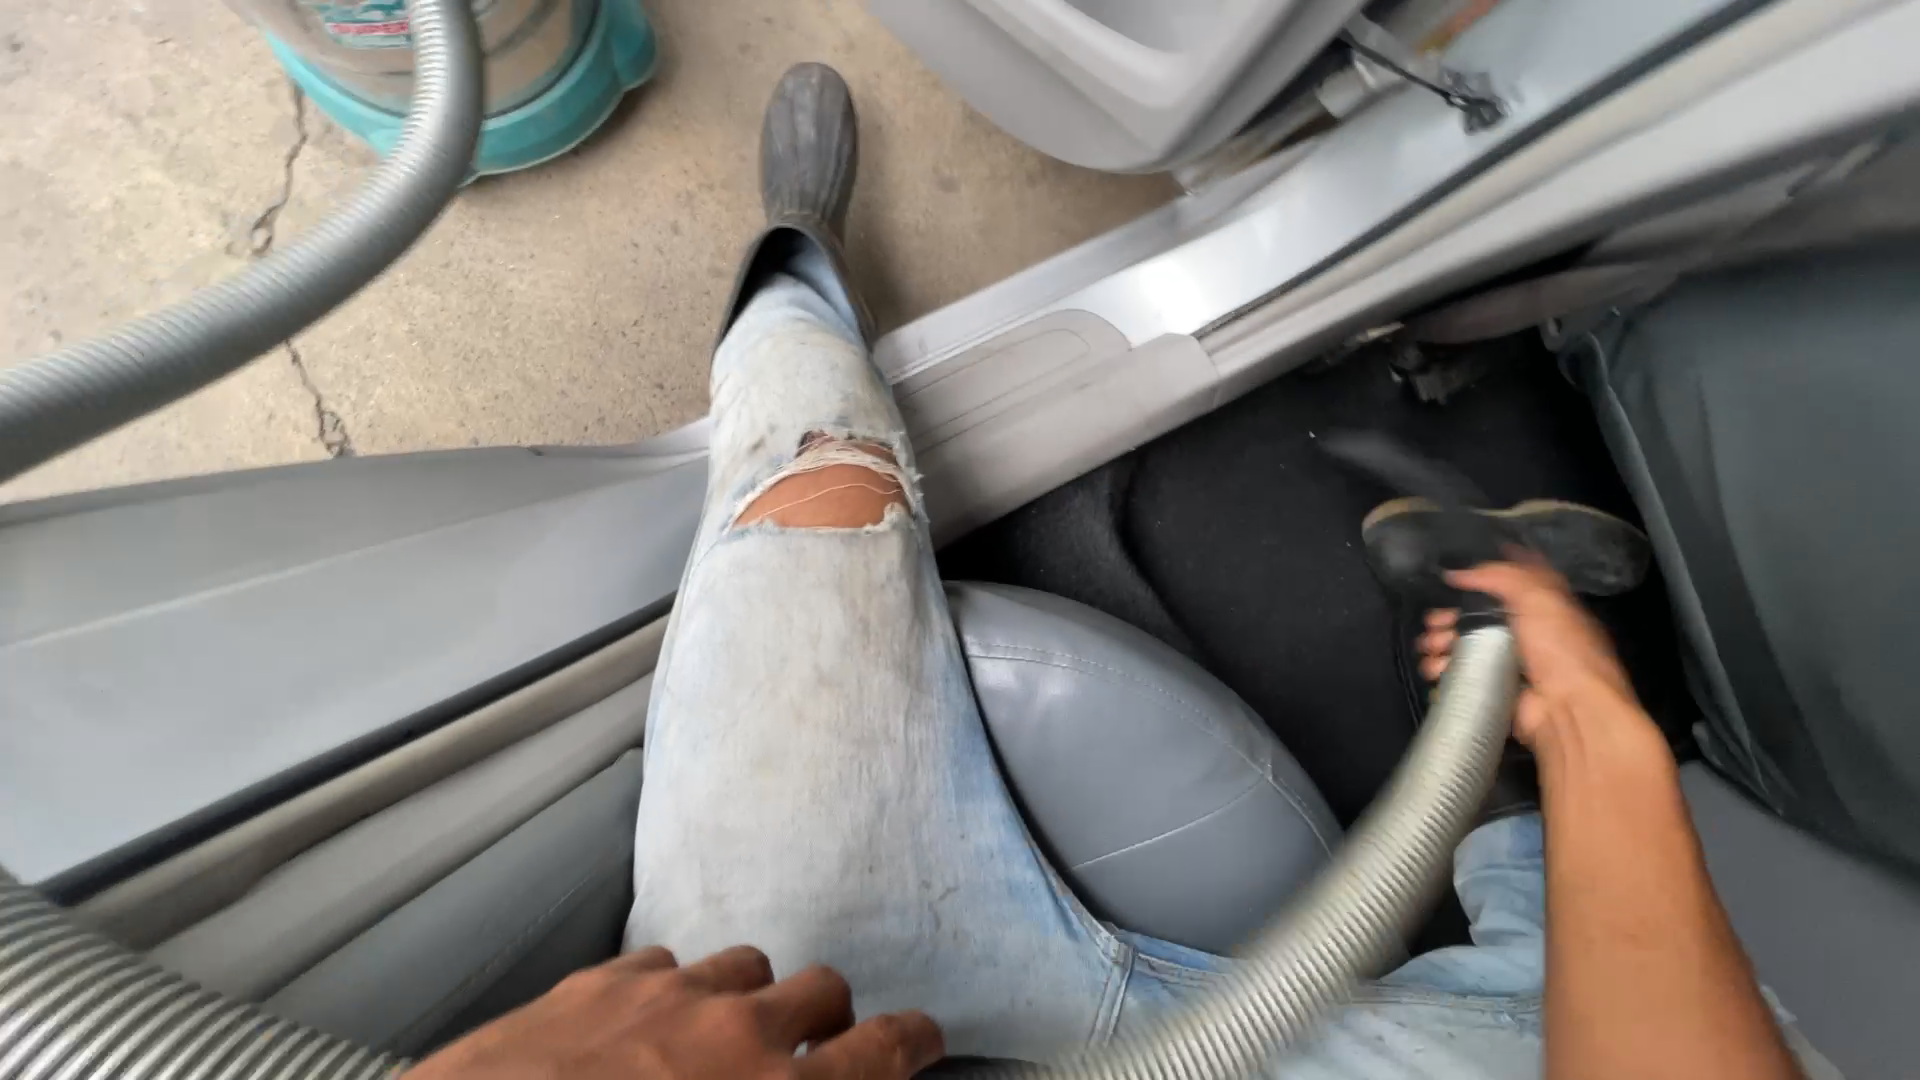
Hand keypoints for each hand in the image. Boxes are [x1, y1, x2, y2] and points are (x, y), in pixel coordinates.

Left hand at [405, 945, 943, 1079]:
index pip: (883, 1052)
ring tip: (715, 1040)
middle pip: (822, 989)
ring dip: (748, 1000)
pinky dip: (669, 994)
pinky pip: (666, 964)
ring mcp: (668, 996)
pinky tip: (631, 1034)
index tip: (923, 1038)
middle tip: (804, 1054)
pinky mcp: (601, 982)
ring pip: (747, 964)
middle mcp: (737, 1034)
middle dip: (826, 1019)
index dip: (915, 1040)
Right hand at [1418, 553, 1640, 749]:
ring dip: (1437, 644)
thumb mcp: (1541, 600)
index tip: (1454, 578)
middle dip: (1447, 618)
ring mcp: (1501, 664)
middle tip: (1435, 624)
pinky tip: (1436, 669)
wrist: (1567, 709)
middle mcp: (1520, 636)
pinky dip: (1438, 671)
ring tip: (1432, 648)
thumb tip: (1456, 573)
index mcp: (1539, 611)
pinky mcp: (1486, 688)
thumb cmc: (1561, 651)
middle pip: (1472, 619)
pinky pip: (1453, 674)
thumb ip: (1501, 578)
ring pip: (1457, 646)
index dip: (1481, 580)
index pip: (1506, 588)